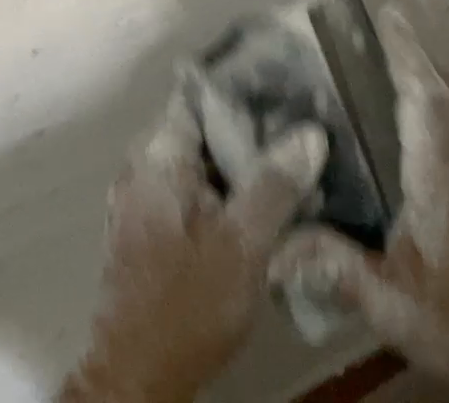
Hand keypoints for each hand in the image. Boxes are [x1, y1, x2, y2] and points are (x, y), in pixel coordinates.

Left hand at [62, 71, 328, 402]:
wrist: (138, 377)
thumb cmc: (186, 304)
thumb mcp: (241, 244)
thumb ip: (274, 185)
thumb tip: (310, 133)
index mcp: (156, 158)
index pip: (198, 94)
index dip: (241, 83)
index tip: (286, 76)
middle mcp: (144, 167)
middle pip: (203, 124)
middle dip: (252, 120)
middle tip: (305, 113)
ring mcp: (148, 196)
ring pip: (204, 156)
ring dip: (245, 154)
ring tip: (298, 144)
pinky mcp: (158, 224)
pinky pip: (198, 184)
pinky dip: (231, 181)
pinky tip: (271, 189)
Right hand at [271, 8, 448, 401]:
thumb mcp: (392, 304)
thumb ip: (336, 267)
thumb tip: (275, 251)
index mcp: (442, 184)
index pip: (426, 101)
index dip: (407, 55)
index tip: (388, 17)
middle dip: (418, 53)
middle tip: (384, 26)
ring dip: (434, 72)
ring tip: (397, 55)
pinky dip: (444, 98)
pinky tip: (420, 110)